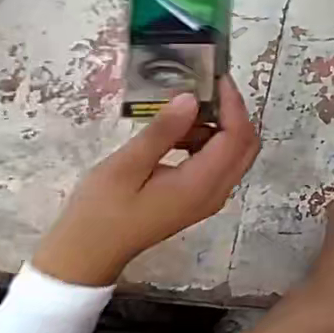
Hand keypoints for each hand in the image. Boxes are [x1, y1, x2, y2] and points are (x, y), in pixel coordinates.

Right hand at [33, 77, 260, 287]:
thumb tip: (191, 99)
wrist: (87, 255)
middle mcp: (216, 192)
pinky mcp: (198, 198)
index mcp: (202, 184)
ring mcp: (209, 197)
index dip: (233, 104)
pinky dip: (206, 142)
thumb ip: (163, 131)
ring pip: (233, 153)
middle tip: (208, 87)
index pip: (236, 137)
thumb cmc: (100, 211)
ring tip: (185, 107)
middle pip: (245, 145)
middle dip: (233, 113)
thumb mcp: (126, 165)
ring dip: (218, 127)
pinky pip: (217, 163)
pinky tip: (176, 133)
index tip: (218, 77)